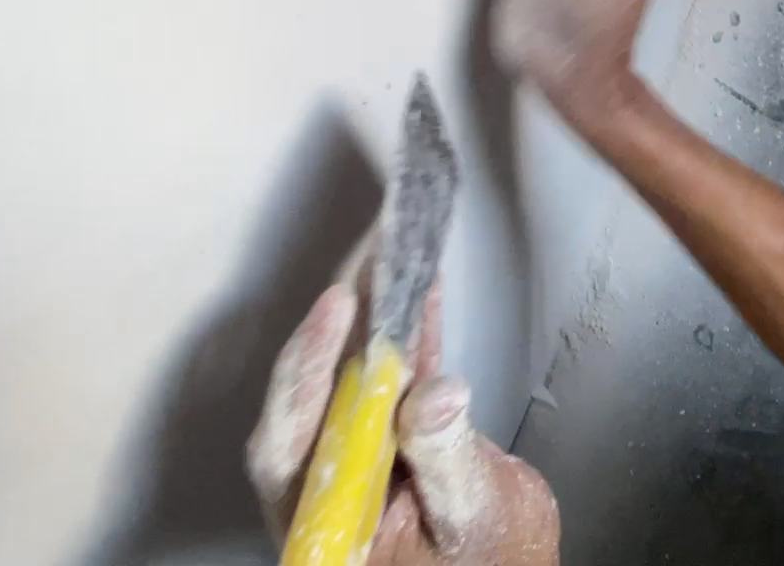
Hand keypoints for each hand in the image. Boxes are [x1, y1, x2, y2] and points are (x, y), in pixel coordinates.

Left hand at [247, 247, 559, 564]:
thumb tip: (435, 394)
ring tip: (394, 250)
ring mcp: (365, 453)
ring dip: (379, 313)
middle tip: (368, 252)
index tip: (335, 304)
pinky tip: (424, 290)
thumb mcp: (469, 518)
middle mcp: (330, 481)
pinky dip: (414, 331)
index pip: (293, 439)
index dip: (308, 366)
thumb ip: (445, 459)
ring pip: (361, 373)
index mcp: (324, 519)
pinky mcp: (401, 432)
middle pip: (322, 392)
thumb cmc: (489, 565)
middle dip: (343, 320)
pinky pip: (402, 374)